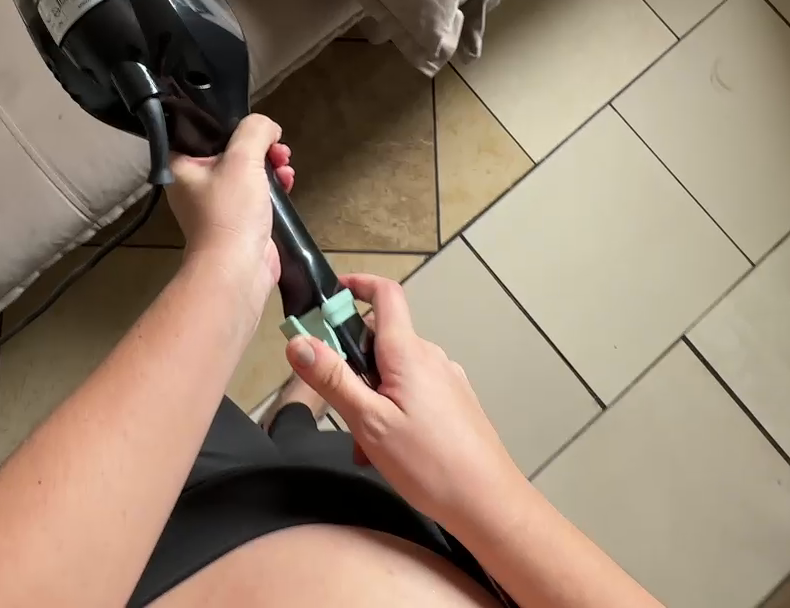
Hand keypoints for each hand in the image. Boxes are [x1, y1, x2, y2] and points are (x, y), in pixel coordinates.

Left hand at [165, 114, 291, 307]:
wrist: (238, 269)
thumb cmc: (231, 211)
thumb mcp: (243, 159)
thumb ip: (255, 131)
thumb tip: (269, 127)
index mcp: (181, 166)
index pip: (201, 131)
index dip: (229, 123)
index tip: (253, 125)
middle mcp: (194, 183)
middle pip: (230, 149)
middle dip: (259, 145)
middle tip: (278, 147)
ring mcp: (216, 203)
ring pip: (246, 170)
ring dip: (269, 163)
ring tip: (286, 164)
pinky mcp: (237, 219)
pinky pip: (255, 192)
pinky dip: (272, 184)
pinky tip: (288, 183)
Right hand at [285, 273, 525, 533]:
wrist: (491, 506)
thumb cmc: (429, 463)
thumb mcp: (369, 422)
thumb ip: (333, 379)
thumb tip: (297, 341)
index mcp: (407, 351)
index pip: (385, 293)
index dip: (358, 283)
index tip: (331, 294)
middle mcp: (429, 355)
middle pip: (382, 337)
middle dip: (353, 363)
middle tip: (338, 403)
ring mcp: (446, 378)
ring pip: (395, 369)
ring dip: (372, 393)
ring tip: (366, 443)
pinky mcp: (455, 401)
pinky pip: (414, 389)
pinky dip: (393, 407)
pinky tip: (390, 449)